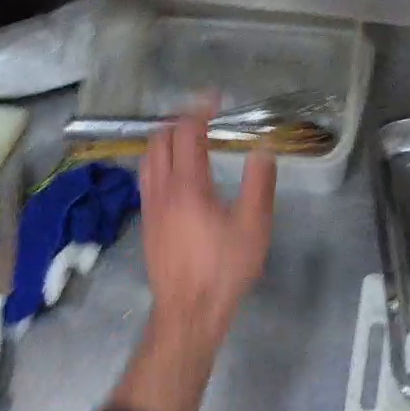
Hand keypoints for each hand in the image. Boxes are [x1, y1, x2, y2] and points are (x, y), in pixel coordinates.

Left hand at [111, 103, 274, 410]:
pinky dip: (158, 161)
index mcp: (188, 187)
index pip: (186, 133)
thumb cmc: (224, 270)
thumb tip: (263, 150)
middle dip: (178, 120)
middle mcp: (162, 190)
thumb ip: (259, 185)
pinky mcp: (147, 222)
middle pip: (159, 140)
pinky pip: (147, 178)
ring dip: (164, 139)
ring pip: (147, 159)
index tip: (215, 98)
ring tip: (187, 137)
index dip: (199, 110)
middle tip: (203, 115)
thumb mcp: (254, 228)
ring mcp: (150, 206)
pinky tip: (175, 173)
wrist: (187, 312)